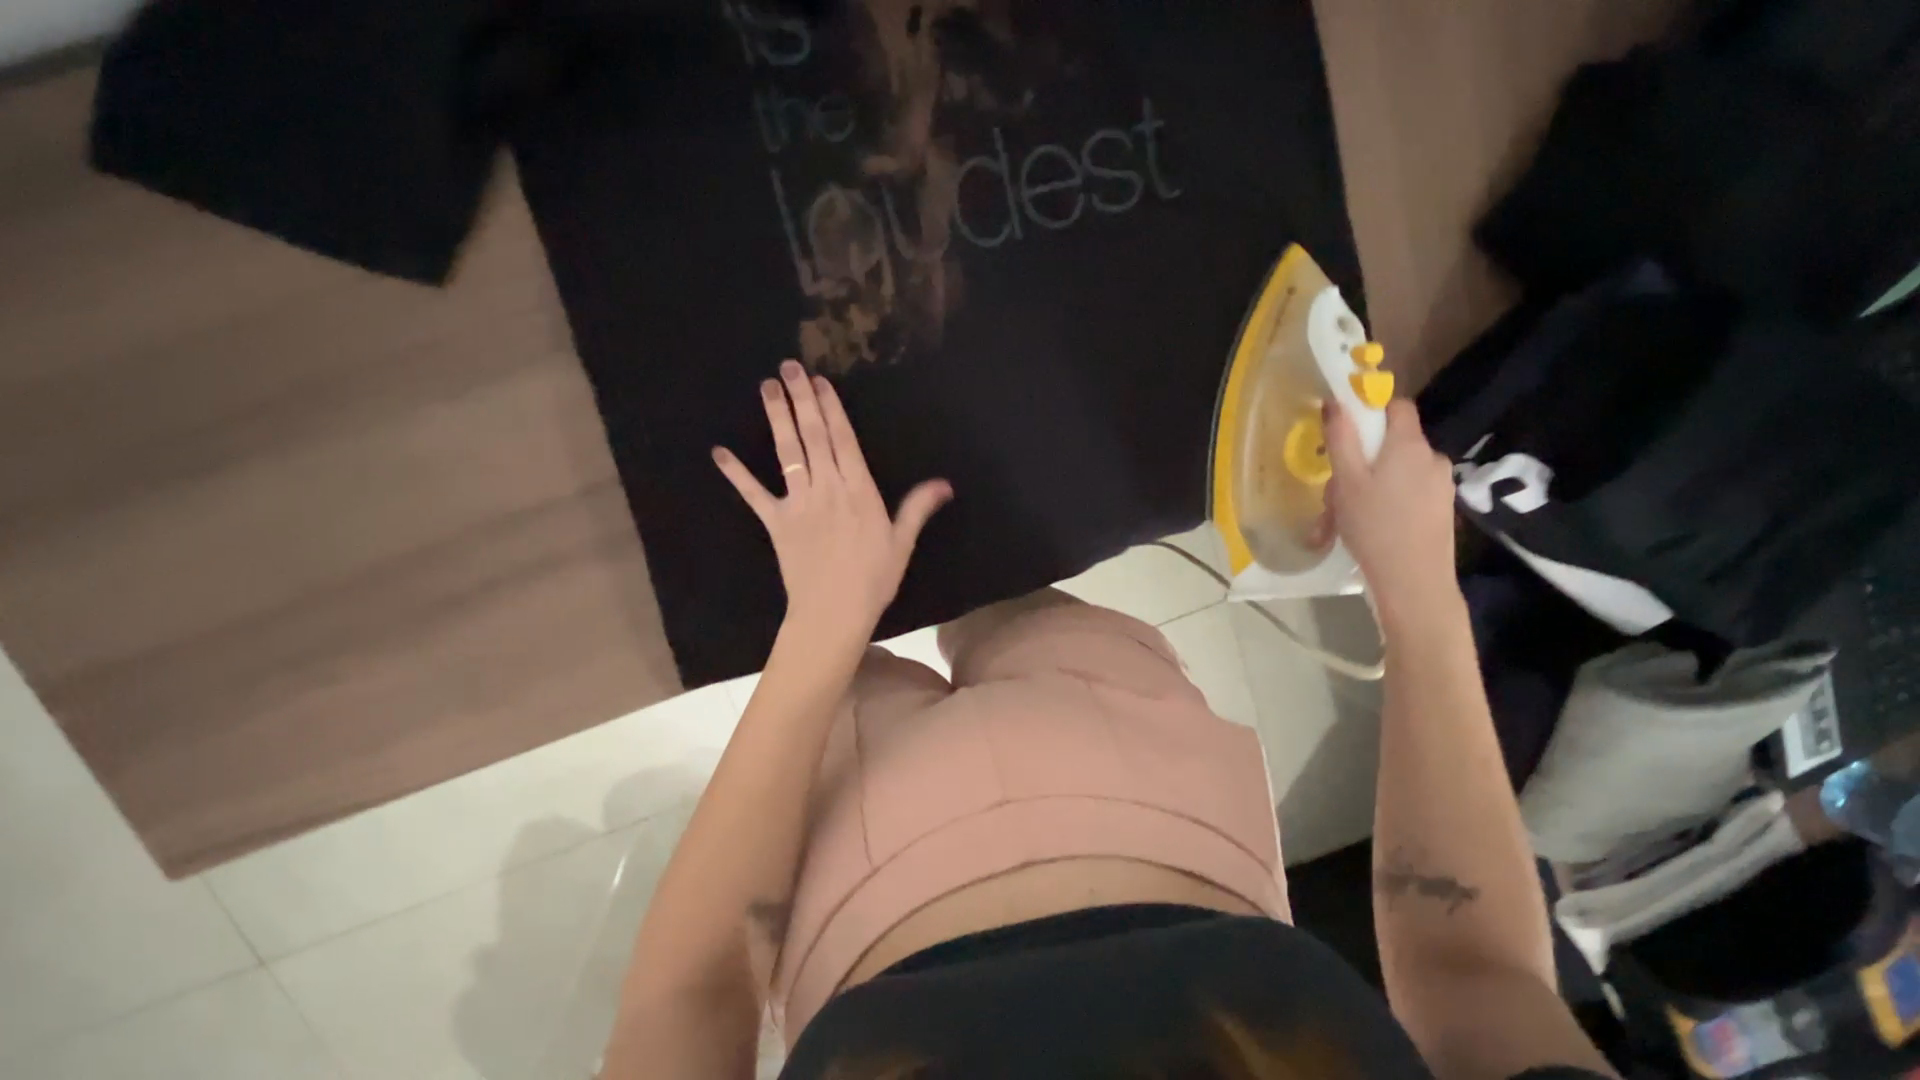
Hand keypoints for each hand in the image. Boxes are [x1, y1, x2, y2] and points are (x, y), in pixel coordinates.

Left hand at [713, 360, 952, 642]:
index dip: (831, 407)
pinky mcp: (775, 523)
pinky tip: (720, 452)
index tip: (820, 381)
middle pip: (813, 436)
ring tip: (767, 387)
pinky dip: (736, 473)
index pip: (843, 439)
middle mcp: (827, 488)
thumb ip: (917, 508)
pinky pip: (753, 494)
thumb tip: (945, 483)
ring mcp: (798, 503)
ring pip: (787, 452)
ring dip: (777, 418)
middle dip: (801, 399)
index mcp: (859, 490)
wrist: (832, 614)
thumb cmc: (872, 580)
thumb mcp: (901, 543)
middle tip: (788, 367)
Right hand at [1323, 399, 1459, 627]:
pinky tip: (1365, 533)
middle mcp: (1432, 458)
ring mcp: (1441, 486)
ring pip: (1397, 474)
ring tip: (1339, 523)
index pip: (1397, 406)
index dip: (1371, 412)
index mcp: (1409, 445)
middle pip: (1392, 445)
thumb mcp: (1346, 482)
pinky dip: (1385, 506)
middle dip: (1360, 463)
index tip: (1346, 434)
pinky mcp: (1442, 511)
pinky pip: (1408, 496)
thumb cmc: (1374, 527)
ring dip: (1367, 490)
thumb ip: (1341, 438)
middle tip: (1332, 496)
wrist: (1414, 583)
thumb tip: (1337, 401)